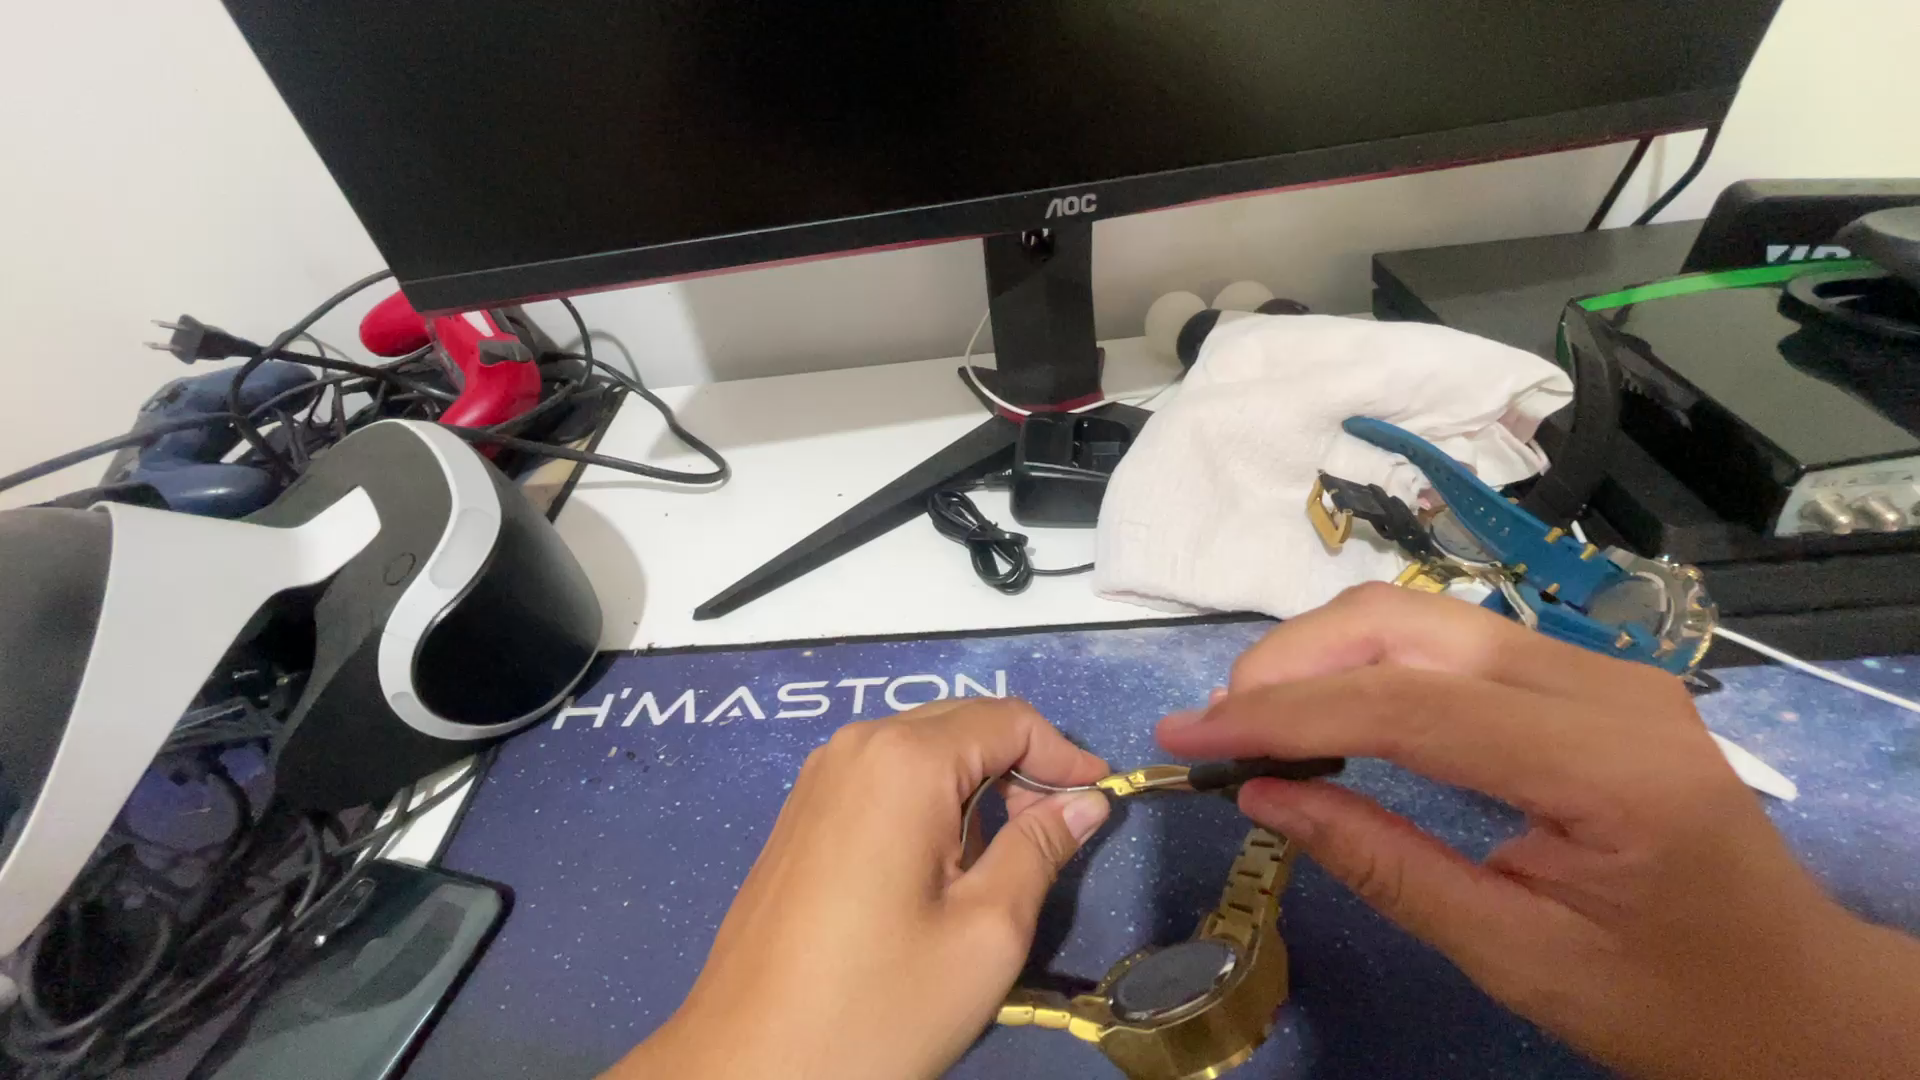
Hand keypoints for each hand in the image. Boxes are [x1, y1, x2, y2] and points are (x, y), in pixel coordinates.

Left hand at [607, 698, 1110, 1079]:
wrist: (744, 1066)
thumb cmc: (876, 1005)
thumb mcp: (985, 932)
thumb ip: (1040, 849)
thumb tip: (1086, 800)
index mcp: (904, 759)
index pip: (1007, 719)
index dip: (1061, 753)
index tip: (1100, 798)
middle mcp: (858, 744)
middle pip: (964, 723)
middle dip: (1021, 764)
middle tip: (1057, 828)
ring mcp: (822, 772)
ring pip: (924, 745)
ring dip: (976, 780)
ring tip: (1002, 851)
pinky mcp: (804, 805)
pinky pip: (886, 771)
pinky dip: (931, 793)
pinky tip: (941, 855)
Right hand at [1158, 583, 1919, 1079]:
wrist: (1807, 994)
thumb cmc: (1673, 1002)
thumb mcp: (1516, 959)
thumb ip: (1379, 863)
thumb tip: (1260, 792)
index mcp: (1604, 767)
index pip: (1402, 705)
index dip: (1278, 712)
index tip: (1187, 735)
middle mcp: (1596, 682)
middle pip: (1395, 624)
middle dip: (1282, 665)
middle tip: (1216, 726)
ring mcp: (1584, 660)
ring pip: (1403, 611)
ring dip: (1309, 653)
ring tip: (1252, 715)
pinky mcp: (1563, 663)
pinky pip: (1427, 633)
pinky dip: (1349, 659)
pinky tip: (1317, 702)